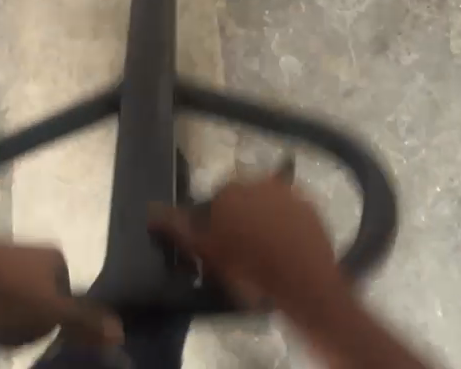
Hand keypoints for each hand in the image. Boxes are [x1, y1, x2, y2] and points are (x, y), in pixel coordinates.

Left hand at [0, 243, 120, 355]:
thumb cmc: (2, 294)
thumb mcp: (47, 311)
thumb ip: (82, 321)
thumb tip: (120, 329)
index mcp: (53, 254)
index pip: (67, 297)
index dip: (53, 321)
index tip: (36, 331)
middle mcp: (32, 250)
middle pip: (42, 303)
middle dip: (28, 325)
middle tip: (11, 337)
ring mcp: (6, 256)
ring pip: (17, 305)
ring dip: (6, 326)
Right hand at [148, 163, 345, 309]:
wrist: (303, 282)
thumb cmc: (249, 269)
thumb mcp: (206, 253)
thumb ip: (178, 229)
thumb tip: (150, 211)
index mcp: (228, 189)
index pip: (215, 201)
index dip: (217, 225)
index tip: (222, 247)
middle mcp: (257, 179)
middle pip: (242, 197)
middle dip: (241, 217)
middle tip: (243, 250)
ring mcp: (287, 189)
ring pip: (267, 202)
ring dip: (264, 218)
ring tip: (266, 250)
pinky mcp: (310, 203)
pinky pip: (291, 209)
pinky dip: (287, 222)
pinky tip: (286, 246)